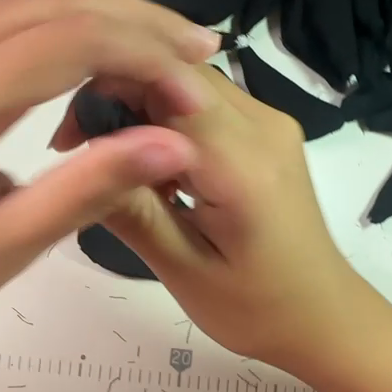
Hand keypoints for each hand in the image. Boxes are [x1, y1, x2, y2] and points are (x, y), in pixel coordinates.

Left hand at [0, 0, 222, 376]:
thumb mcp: (8, 244)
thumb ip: (93, 185)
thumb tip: (178, 143)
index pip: (72, 39)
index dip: (146, 54)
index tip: (197, 89)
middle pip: (50, 6)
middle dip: (132, 22)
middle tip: (197, 52)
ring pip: (17, 5)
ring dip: (89, 15)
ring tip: (151, 47)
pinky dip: (42, 25)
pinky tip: (76, 51)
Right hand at [60, 63, 369, 377]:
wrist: (324, 318)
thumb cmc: (254, 310)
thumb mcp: (183, 271)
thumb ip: (134, 210)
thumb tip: (82, 160)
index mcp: (242, 164)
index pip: (164, 86)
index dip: (106, 95)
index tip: (66, 145)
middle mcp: (263, 125)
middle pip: (175, 72)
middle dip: (118, 96)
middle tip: (82, 155)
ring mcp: (270, 123)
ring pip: (187, 82)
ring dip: (141, 108)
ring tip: (116, 168)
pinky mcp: (268, 132)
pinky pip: (205, 103)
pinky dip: (167, 122)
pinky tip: (154, 170)